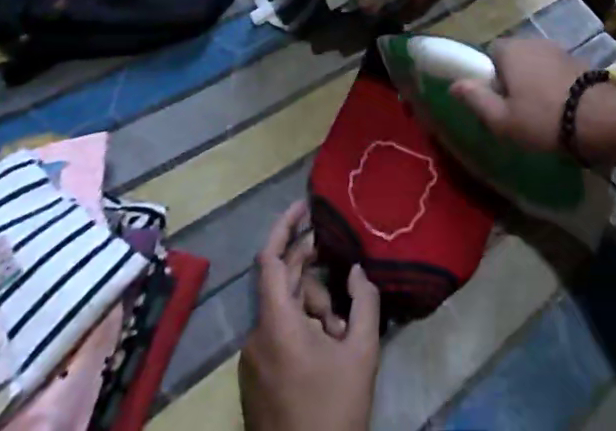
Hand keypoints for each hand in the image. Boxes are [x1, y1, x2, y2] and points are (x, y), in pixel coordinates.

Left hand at [240, 202, 380, 430]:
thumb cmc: (335, 409)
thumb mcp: (362, 351)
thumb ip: (363, 301)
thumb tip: (356, 271)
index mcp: (276, 325)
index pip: (271, 261)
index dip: (285, 228)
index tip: (305, 206)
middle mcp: (256, 337)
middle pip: (283, 284)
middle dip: (313, 273)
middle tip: (343, 267)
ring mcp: (252, 361)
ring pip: (284, 312)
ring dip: (314, 308)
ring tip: (344, 332)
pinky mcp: (255, 379)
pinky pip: (279, 335)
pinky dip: (304, 328)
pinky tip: (331, 347)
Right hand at [452, 37, 605, 153]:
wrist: (598, 118)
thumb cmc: (542, 118)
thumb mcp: (502, 119)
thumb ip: (476, 99)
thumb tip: (455, 84)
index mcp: (510, 50)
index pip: (490, 53)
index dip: (490, 76)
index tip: (497, 101)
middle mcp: (533, 41)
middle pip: (514, 57)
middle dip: (512, 78)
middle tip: (516, 110)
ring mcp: (558, 49)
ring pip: (536, 64)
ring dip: (534, 81)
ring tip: (540, 112)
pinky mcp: (578, 60)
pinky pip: (555, 70)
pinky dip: (553, 84)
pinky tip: (559, 107)